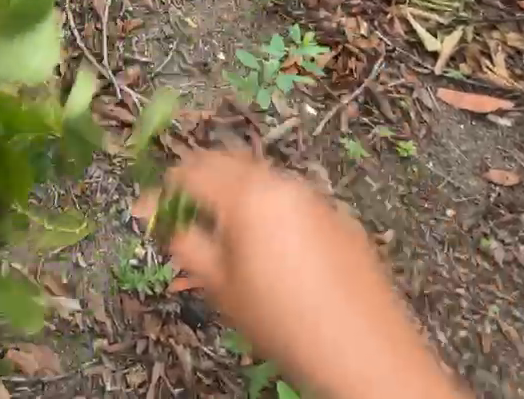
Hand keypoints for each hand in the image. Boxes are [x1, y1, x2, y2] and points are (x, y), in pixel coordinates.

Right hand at [163, 150, 468, 398]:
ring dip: (233, 188)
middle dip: (197, 178)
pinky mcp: (340, 219)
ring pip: (259, 176)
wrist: (371, 363)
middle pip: (224, 160)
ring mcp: (315, 198)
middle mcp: (280, 184)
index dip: (164, 186)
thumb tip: (152, 212)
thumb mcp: (219, 286)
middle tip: (183, 209)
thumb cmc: (285, 325)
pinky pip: (291, 197)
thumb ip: (182, 240)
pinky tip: (271, 244)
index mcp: (246, 195)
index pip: (189, 170)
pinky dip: (269, 205)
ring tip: (225, 227)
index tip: (151, 206)